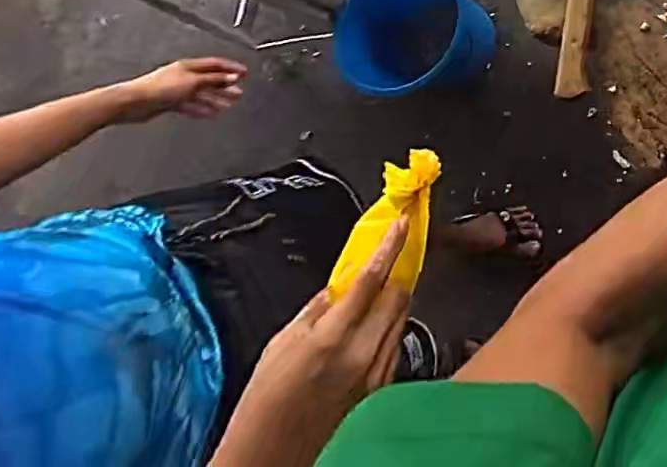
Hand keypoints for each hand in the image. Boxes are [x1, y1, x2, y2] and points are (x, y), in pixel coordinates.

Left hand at [116, 57, 246, 123]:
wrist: (133, 102)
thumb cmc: (157, 88)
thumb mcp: (193, 82)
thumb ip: (214, 80)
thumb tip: (231, 77)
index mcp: (189, 66)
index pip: (216, 64)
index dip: (231, 68)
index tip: (243, 72)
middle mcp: (184, 77)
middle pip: (210, 80)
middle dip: (225, 86)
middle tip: (238, 92)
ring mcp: (177, 90)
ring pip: (201, 94)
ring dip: (215, 99)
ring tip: (228, 104)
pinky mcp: (170, 102)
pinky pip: (191, 105)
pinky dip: (202, 108)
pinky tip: (210, 113)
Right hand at [213, 221, 412, 466]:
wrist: (268, 459)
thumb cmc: (265, 402)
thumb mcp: (283, 341)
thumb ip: (318, 307)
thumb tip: (342, 286)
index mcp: (333, 336)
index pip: (372, 278)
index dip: (390, 245)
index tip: (402, 224)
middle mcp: (362, 353)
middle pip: (398, 295)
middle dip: (396, 273)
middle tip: (389, 260)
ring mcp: (375, 374)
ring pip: (401, 318)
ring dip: (394, 300)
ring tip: (376, 295)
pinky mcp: (379, 390)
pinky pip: (395, 344)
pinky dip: (389, 328)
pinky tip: (371, 330)